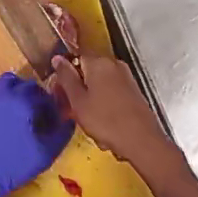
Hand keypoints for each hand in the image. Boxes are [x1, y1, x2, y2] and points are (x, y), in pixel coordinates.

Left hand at [0, 72, 74, 196]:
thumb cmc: (16, 163)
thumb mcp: (46, 153)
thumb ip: (62, 134)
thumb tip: (69, 121)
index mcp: (25, 102)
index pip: (45, 96)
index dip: (52, 108)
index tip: (53, 120)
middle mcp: (7, 93)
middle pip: (27, 85)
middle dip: (37, 96)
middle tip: (39, 113)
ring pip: (7, 80)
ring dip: (17, 88)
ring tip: (22, 105)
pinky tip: (4, 105)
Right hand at [49, 55, 175, 168]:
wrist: (140, 139)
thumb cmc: (104, 120)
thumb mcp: (78, 101)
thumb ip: (66, 78)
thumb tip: (57, 58)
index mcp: (99, 63)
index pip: (75, 57)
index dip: (64, 72)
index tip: (58, 90)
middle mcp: (114, 64)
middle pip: (88, 70)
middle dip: (76, 86)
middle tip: (67, 107)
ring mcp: (127, 77)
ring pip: (99, 82)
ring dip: (89, 96)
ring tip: (83, 117)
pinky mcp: (133, 91)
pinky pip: (111, 91)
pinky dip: (102, 102)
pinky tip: (101, 120)